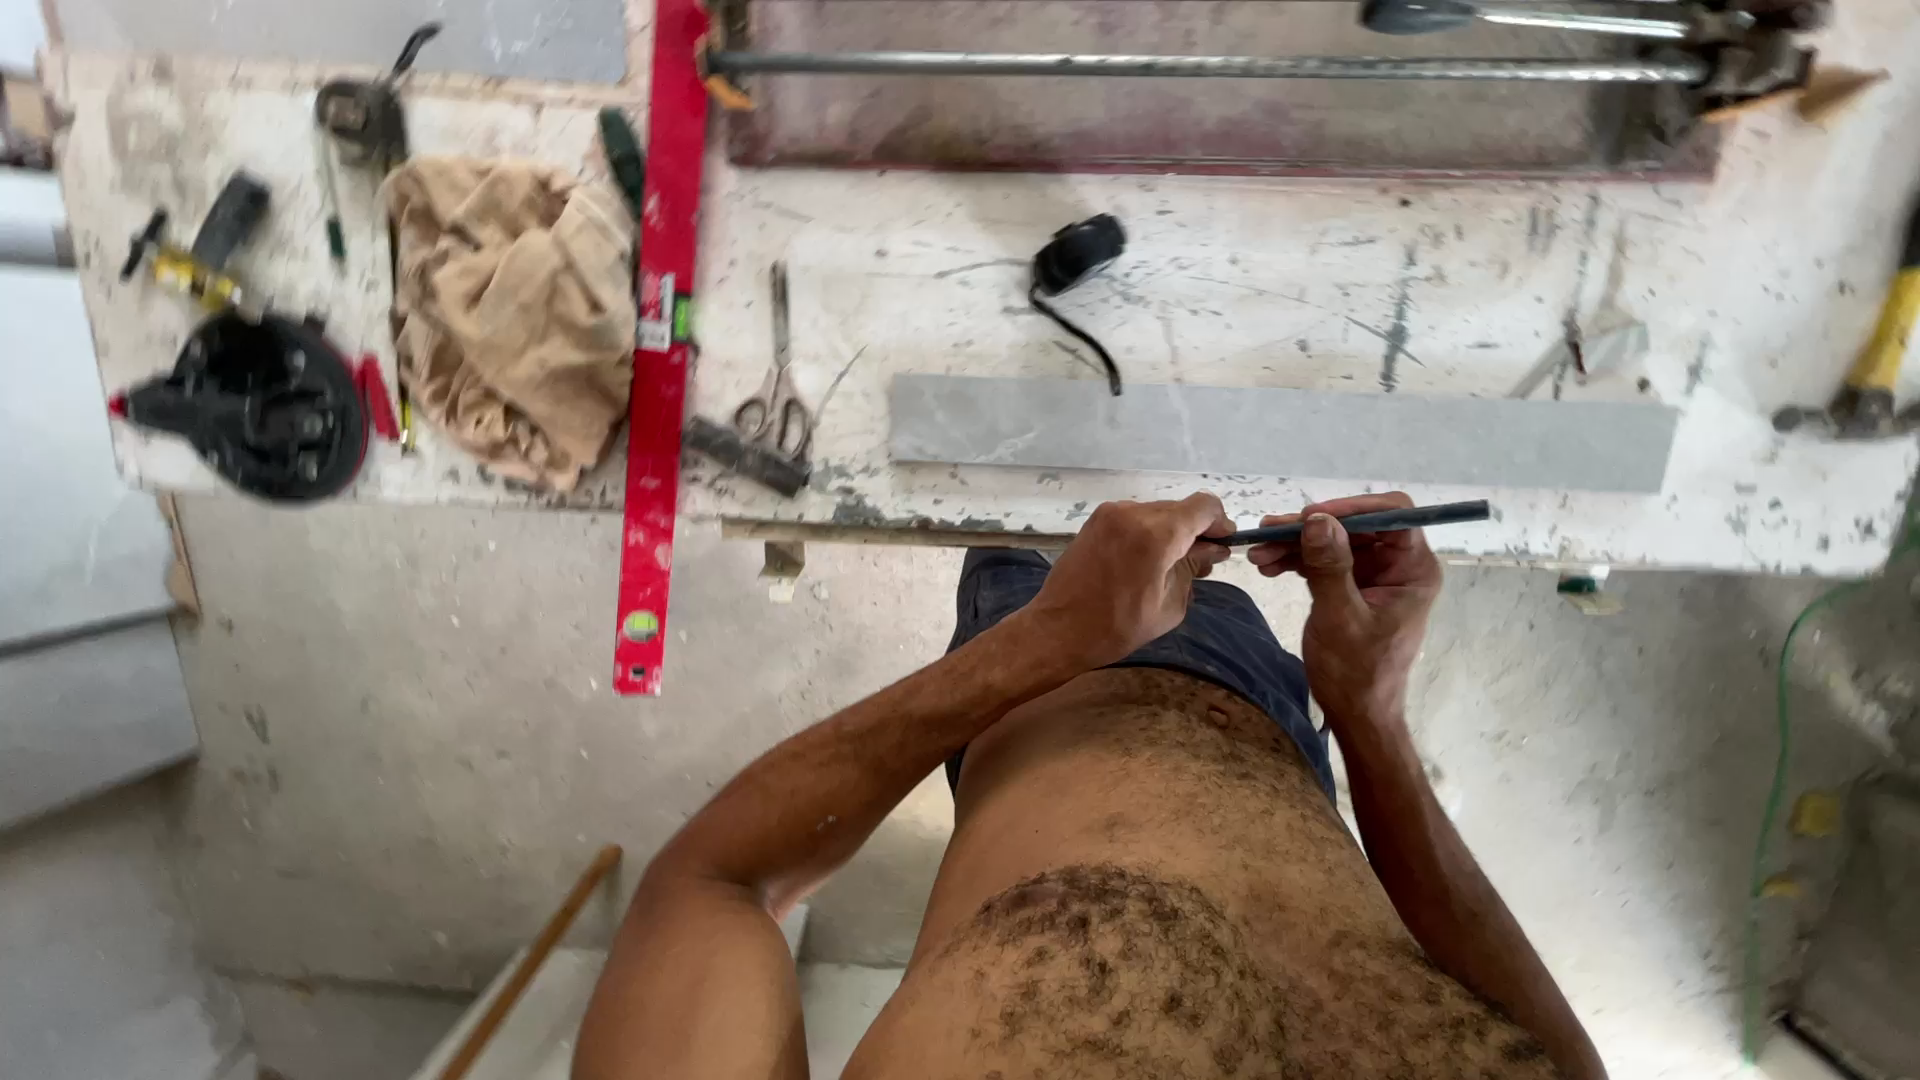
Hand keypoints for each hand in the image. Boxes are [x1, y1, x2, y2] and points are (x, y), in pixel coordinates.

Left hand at [1015, 493, 1232, 672]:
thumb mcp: (1170, 604)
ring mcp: (1110, 513)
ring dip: (1170, 532)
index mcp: (1156, 533)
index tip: (1221, 546)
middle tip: (1199, 564)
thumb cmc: (1117, 627)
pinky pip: (1134, 518)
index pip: (1204, 506)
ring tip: (1169, 567)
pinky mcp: (1095, 520)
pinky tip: (1145, 561)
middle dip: (1195, 531)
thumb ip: (1193, 568)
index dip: (1219, 524)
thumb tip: (1212, 549)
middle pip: (1180, 509)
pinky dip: (1147, 533)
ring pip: (1156, 512)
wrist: (1058, 629)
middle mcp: (1132, 512)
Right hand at [1246, 492, 1441, 732]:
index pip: (1393, 515)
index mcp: (1412, 569)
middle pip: (1352, 528)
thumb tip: (1315, 519)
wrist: (1353, 711)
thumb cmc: (1356, 671)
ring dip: (1294, 545)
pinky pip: (1322, 562)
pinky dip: (1295, 561)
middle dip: (1309, 529)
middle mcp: (1397, 566)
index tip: (1308, 516)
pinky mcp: (1350, 587)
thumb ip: (1330, 566)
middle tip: (1267, 533)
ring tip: (1258, 555)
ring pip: (1332, 542)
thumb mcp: (1340, 616)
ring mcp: (1372, 576)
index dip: (1351, 508)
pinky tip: (1268, 567)